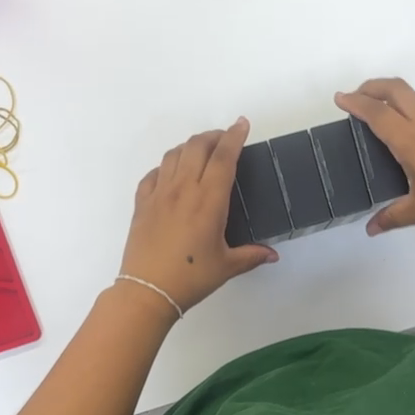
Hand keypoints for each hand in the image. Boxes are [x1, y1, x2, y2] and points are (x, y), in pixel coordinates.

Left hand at [120, 117, 277, 314]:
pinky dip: (166, 166)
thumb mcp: (227, 267)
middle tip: (224, 139)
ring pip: (174, 154)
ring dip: (189, 146)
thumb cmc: (191, 278)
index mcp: (208, 201)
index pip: (223, 157)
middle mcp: (183, 189)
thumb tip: (272, 255)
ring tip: (200, 151)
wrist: (147, 290)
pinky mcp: (142, 203)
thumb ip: (251, 256)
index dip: (234, 137)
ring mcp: (159, 194)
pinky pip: (154, 173)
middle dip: (213, 136)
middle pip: (197, 146)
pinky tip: (171, 174)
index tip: (242, 124)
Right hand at [335, 79, 414, 238]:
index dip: (356, 103)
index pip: (378, 114)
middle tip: (359, 96)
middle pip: (397, 90)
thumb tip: (371, 229)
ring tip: (389, 111)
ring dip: (399, 95)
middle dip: (374, 87)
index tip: (340, 98)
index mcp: (413, 142)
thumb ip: (391, 216)